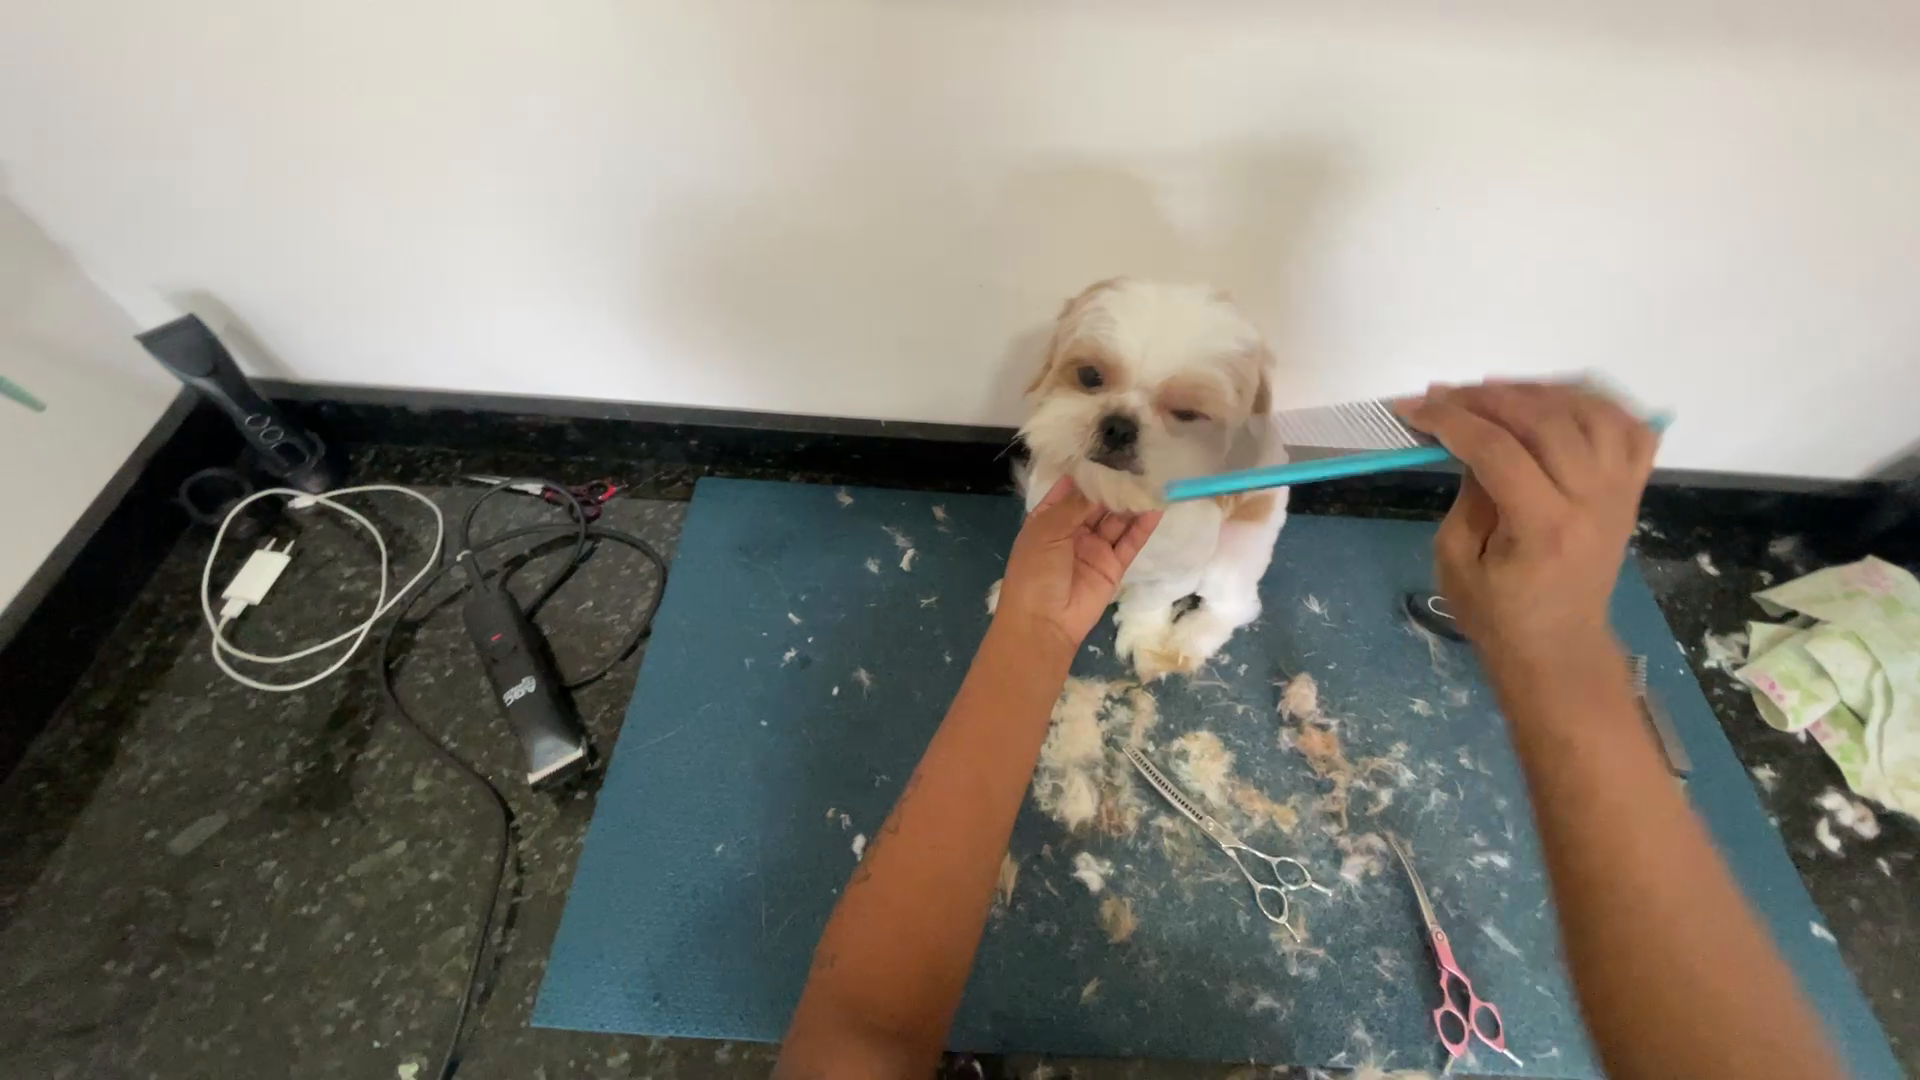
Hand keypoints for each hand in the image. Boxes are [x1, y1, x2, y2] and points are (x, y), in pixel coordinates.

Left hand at [994, 477, 1161, 655]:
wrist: (1043, 622)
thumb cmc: (1035, 572)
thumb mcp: (1047, 531)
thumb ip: (1075, 505)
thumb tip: (1097, 480)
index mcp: (1048, 519)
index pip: (1070, 489)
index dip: (1088, 472)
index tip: (1109, 450)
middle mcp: (1072, 530)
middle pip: (1097, 502)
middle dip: (1114, 484)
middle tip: (1139, 461)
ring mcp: (1094, 548)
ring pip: (1116, 519)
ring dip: (1131, 501)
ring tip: (1152, 478)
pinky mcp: (1112, 566)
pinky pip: (1130, 541)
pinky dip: (1143, 525)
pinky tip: (1156, 506)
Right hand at [1397, 382, 1657, 667]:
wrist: (1556, 645)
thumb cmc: (1494, 612)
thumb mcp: (1455, 559)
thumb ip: (1467, 498)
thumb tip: (1471, 448)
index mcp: (1542, 525)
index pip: (1497, 450)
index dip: (1450, 421)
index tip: (1412, 408)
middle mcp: (1592, 501)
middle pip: (1546, 421)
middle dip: (1486, 398)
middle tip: (1443, 393)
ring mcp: (1620, 492)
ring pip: (1592, 413)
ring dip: (1538, 391)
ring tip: (1492, 391)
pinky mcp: (1630, 492)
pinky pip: (1629, 429)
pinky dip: (1596, 404)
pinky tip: (1554, 401)